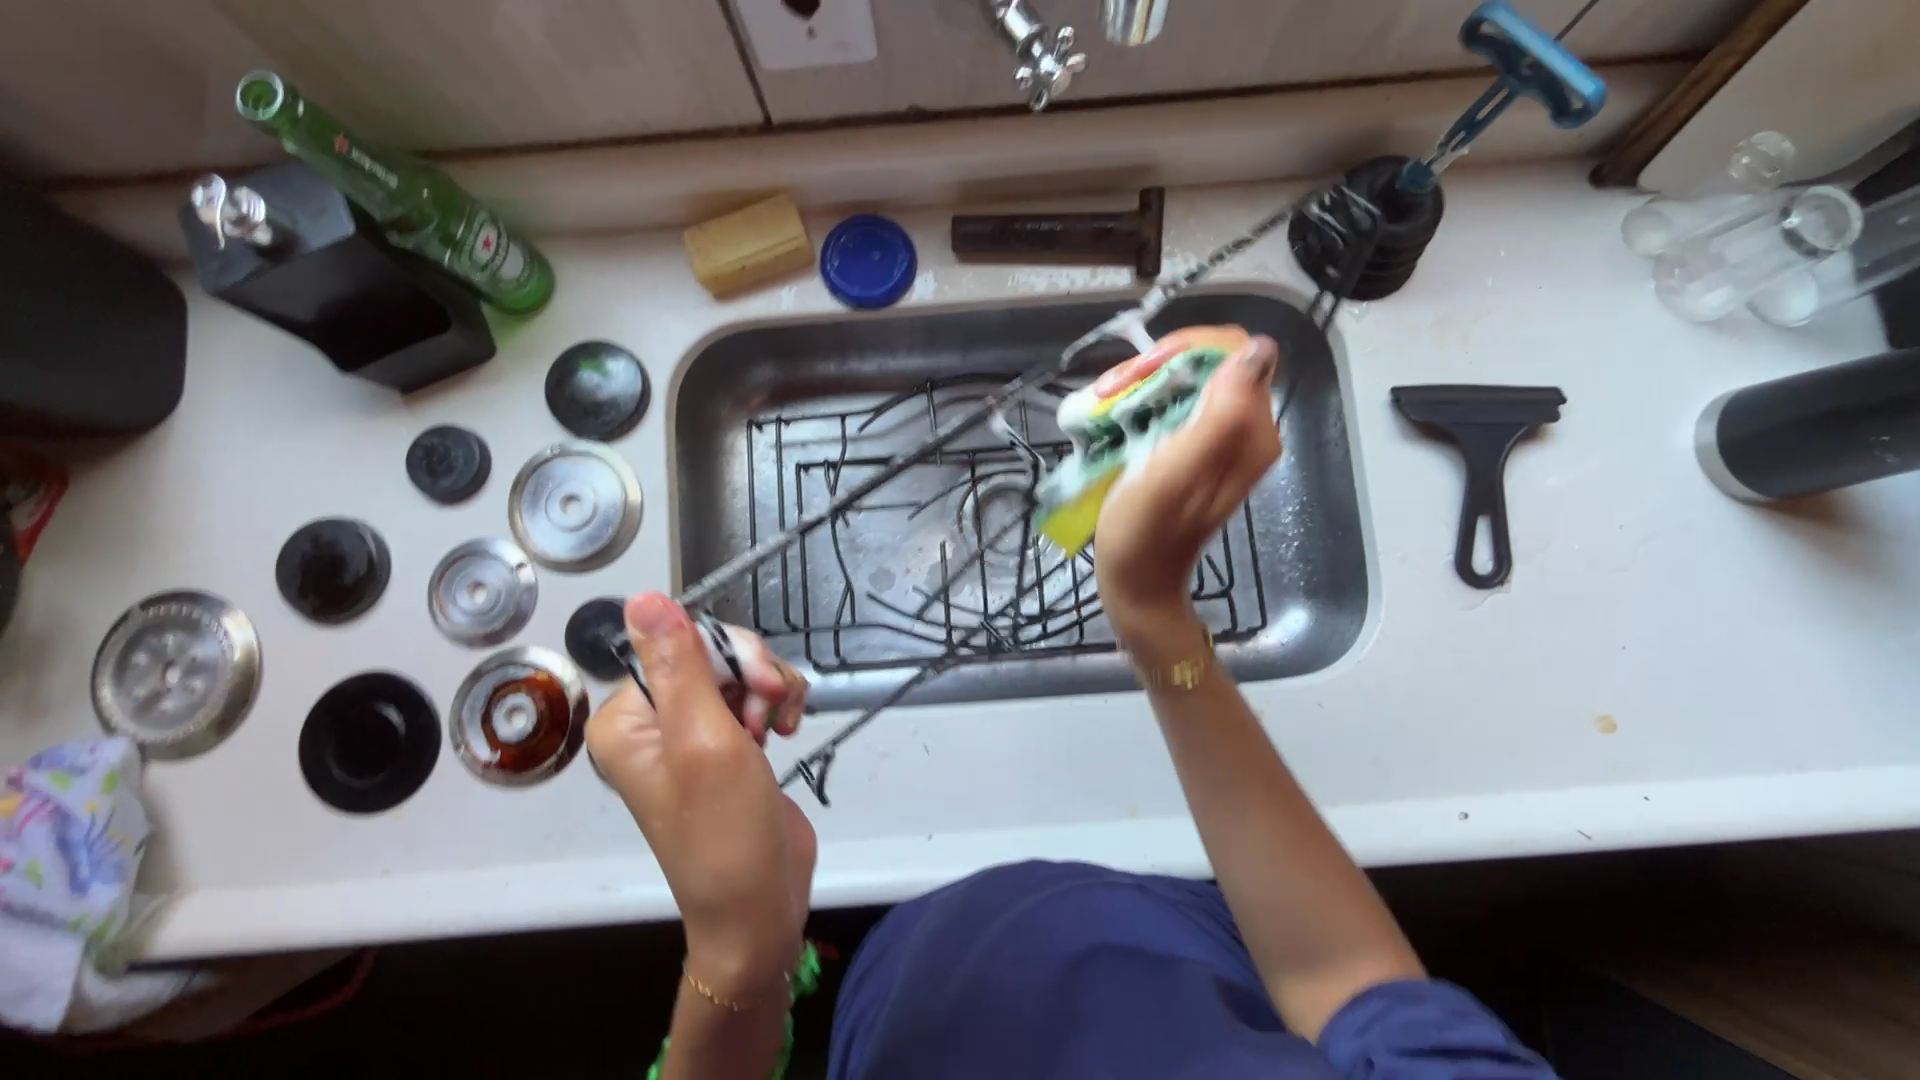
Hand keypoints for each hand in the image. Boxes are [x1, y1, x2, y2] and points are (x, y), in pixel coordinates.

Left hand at [585, 593, 815, 996]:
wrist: (760, 906)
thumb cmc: (725, 831)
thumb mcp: (703, 741)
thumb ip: (678, 665)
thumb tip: (642, 596)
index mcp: (627, 719)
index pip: (676, 645)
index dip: (728, 653)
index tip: (763, 685)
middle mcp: (653, 722)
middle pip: (711, 654)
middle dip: (754, 674)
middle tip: (775, 709)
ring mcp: (693, 735)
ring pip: (739, 673)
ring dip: (771, 690)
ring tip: (780, 729)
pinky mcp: (728, 747)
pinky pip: (753, 698)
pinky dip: (777, 705)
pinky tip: (785, 732)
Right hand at [1094, 332, 1280, 642]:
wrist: (1137, 581)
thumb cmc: (1147, 533)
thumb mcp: (1177, 473)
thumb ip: (1220, 414)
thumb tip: (1257, 350)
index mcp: (1250, 431)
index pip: (1234, 351)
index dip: (1186, 351)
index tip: (1140, 375)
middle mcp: (1243, 427)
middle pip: (1208, 360)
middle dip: (1157, 364)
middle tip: (1113, 391)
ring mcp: (1218, 437)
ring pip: (1186, 377)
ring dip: (1143, 380)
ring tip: (1107, 402)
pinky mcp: (1194, 446)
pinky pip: (1173, 400)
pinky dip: (1142, 398)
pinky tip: (1115, 414)